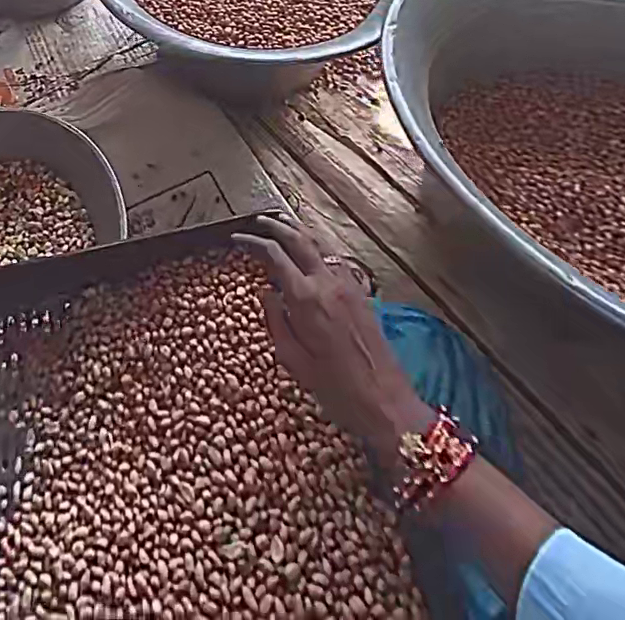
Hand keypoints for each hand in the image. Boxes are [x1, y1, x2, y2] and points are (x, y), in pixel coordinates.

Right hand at [234, 215, 431, 467]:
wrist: (387, 403)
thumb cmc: (335, 389)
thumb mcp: (292, 360)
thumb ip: (275, 321)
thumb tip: (266, 292)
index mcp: (306, 299)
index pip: (274, 255)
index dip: (253, 242)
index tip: (237, 239)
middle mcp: (327, 283)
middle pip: (299, 239)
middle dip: (275, 225)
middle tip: (257, 221)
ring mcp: (348, 285)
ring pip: (321, 243)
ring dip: (298, 230)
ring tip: (282, 223)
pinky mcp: (361, 293)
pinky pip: (336, 258)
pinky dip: (319, 245)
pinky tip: (312, 250)